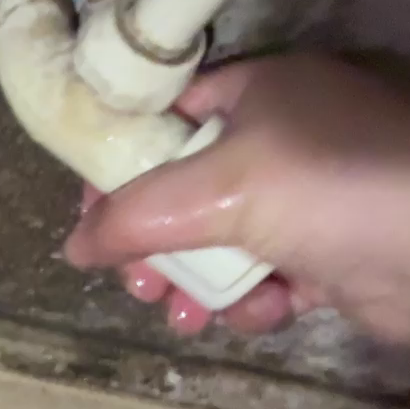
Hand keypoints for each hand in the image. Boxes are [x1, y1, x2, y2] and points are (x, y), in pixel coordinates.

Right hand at [64, 55, 409, 342]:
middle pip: (173, 198)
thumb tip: (72, 248)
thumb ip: (126, 217)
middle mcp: (281, 140)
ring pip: (205, 246)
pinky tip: (256, 312)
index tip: (91, 219)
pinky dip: (242, 300)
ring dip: (188, 286)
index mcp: (262, 96)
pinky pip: (251, 275)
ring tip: (189, 312)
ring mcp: (304, 198)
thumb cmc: (337, 190)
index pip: (162, 121)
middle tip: (142, 283)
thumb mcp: (211, 189)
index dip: (116, 169)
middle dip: (149, 251)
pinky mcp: (323, 250)